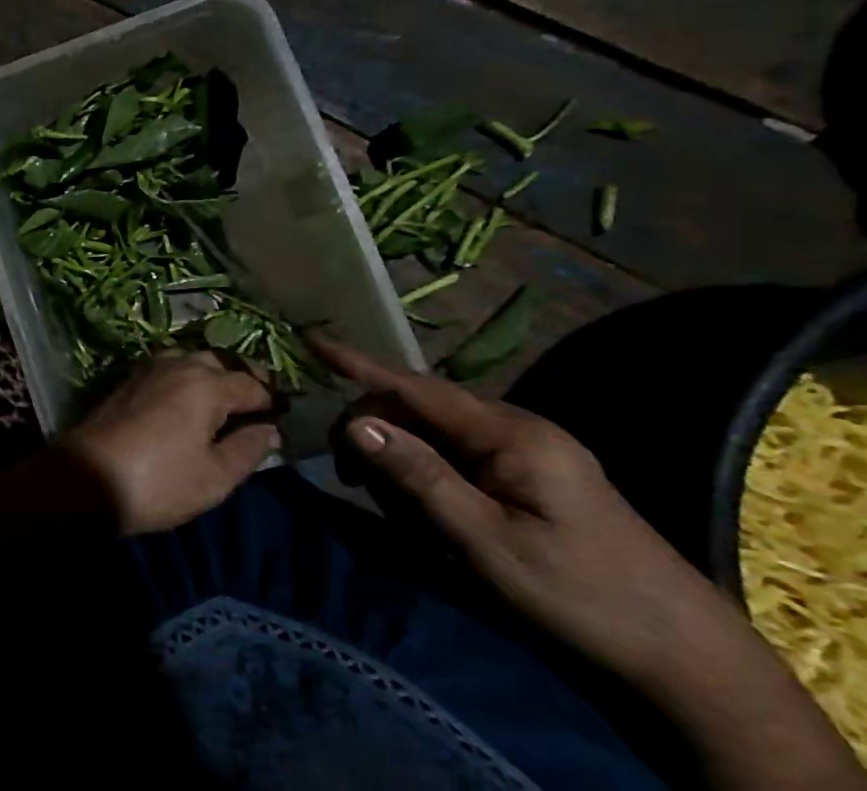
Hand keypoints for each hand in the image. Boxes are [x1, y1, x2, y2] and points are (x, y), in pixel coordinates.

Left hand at [63, 351, 279, 534]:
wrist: (85, 479)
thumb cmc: (158, 482)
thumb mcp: (215, 477)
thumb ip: (247, 449)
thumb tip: (270, 429)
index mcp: (205, 384)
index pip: (252, 384)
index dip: (272, 401)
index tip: (285, 417)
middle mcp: (176, 366)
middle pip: (220, 361)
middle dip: (243, 377)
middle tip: (258, 403)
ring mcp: (146, 371)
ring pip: (190, 360)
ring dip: (211, 372)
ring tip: (225, 401)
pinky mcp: (125, 383)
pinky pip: (166, 370)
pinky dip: (185, 378)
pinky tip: (187, 401)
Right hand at [313, 334, 738, 679]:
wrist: (681, 651)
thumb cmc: (577, 592)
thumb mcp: (484, 539)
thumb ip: (418, 475)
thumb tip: (356, 423)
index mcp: (512, 435)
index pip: (417, 387)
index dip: (359, 363)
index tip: (310, 341)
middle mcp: (519, 427)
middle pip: (420, 405)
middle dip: (372, 427)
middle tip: (345, 475)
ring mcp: (528, 448)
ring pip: (434, 428)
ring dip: (396, 452)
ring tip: (382, 497)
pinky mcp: (530, 471)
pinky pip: (456, 450)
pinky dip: (423, 467)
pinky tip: (418, 503)